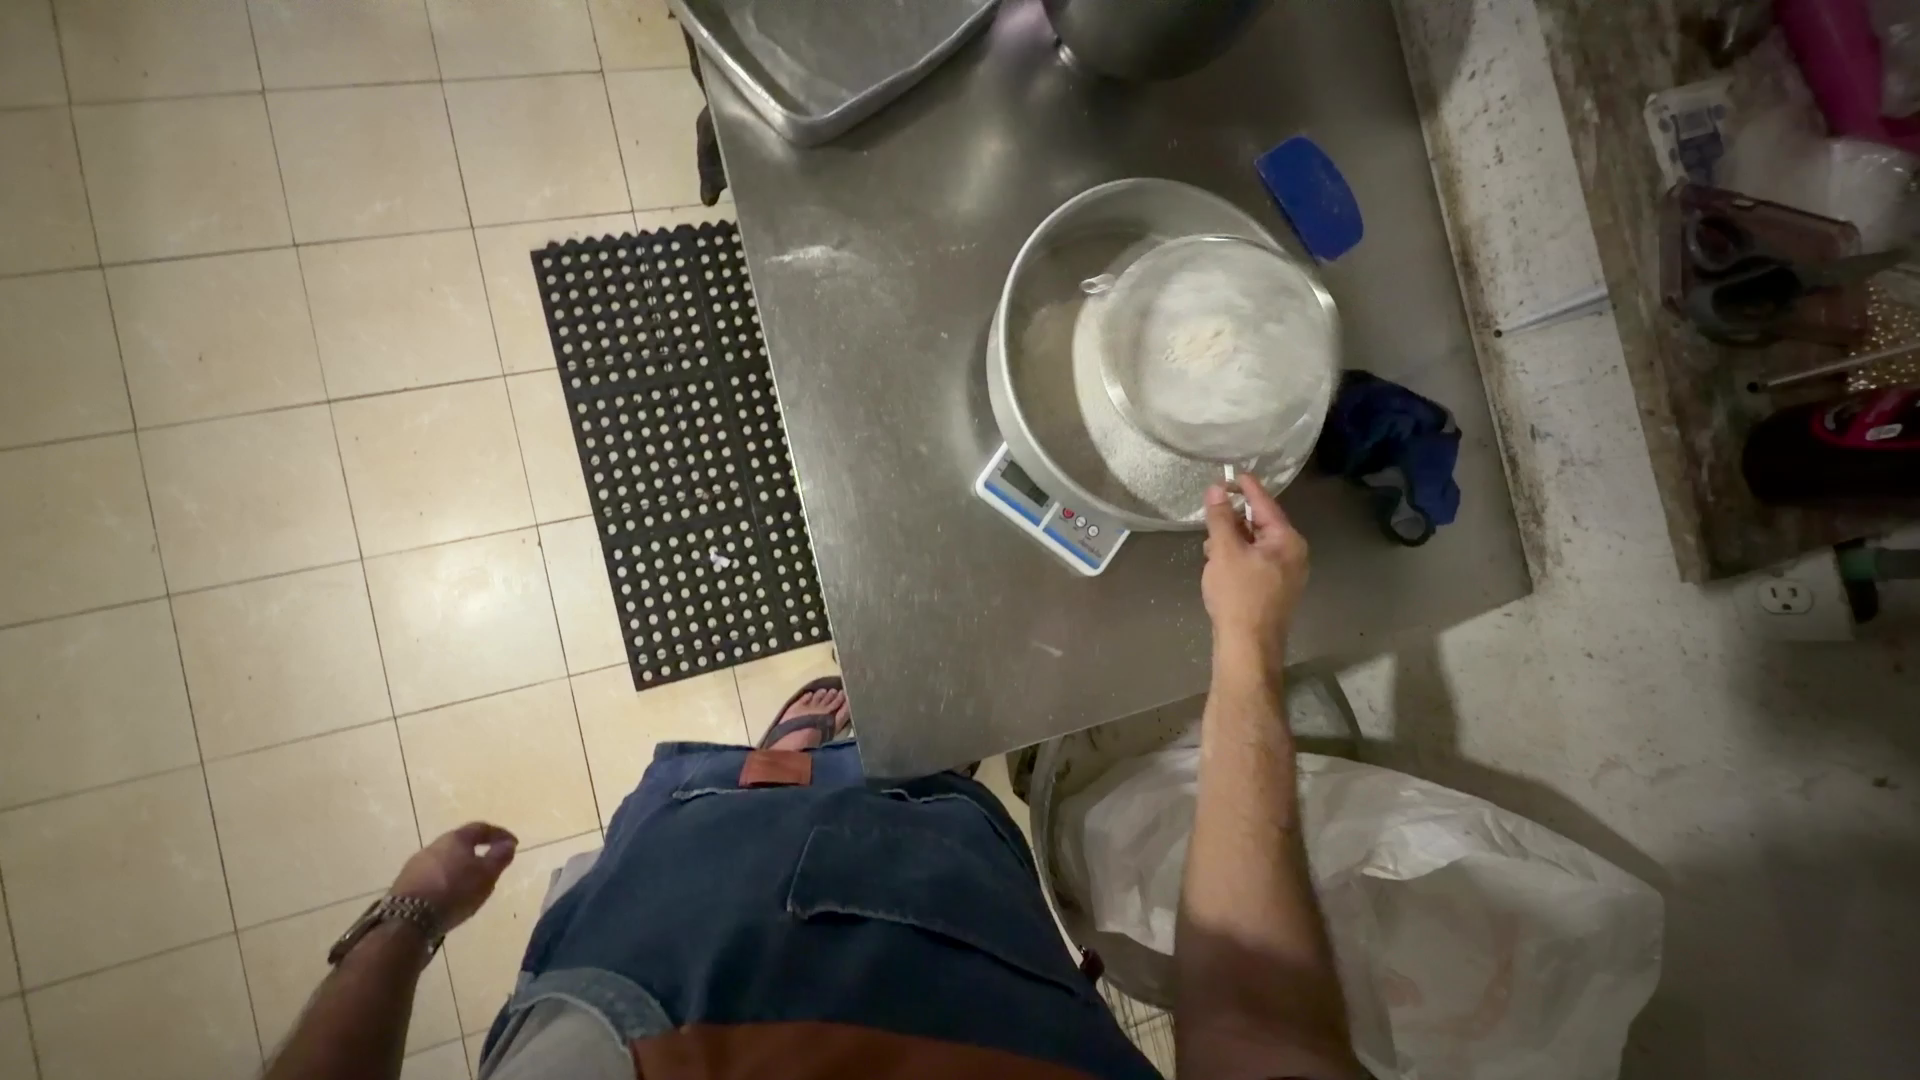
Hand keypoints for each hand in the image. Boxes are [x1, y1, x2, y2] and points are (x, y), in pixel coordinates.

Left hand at [389, 822, 517, 932]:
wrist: (406, 921)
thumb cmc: (454, 891)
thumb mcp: (487, 875)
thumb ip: (500, 857)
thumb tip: (508, 844)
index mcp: (456, 838)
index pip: (481, 828)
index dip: (499, 834)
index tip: (512, 844)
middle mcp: (434, 846)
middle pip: (460, 843)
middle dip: (476, 850)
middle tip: (490, 862)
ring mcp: (415, 865)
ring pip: (444, 860)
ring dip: (458, 866)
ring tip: (469, 882)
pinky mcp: (403, 883)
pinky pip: (431, 875)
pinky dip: (444, 879)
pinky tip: (448, 893)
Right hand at [1202, 472, 1308, 669]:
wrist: (1248, 646)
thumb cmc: (1238, 595)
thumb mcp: (1225, 551)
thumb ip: (1221, 517)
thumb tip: (1216, 489)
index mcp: (1287, 541)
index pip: (1266, 504)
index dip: (1246, 487)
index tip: (1231, 473)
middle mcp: (1293, 554)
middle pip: (1260, 524)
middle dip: (1233, 521)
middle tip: (1210, 520)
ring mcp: (1287, 574)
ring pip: (1255, 545)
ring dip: (1232, 542)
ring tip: (1210, 549)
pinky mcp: (1275, 590)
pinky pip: (1255, 562)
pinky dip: (1237, 558)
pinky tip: (1219, 567)